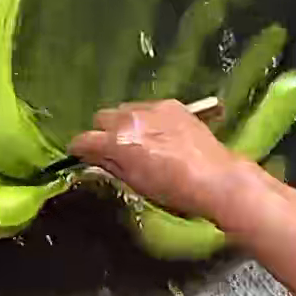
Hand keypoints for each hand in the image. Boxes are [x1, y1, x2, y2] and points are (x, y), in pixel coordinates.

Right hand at [68, 100, 261, 220]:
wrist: (216, 178)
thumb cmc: (174, 190)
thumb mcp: (135, 183)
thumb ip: (110, 166)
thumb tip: (94, 157)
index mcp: (118, 141)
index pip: (83, 139)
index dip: (80, 150)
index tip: (83, 156)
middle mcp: (132, 118)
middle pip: (102, 118)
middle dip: (103, 133)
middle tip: (115, 149)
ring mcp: (154, 108)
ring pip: (125, 109)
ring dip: (125, 123)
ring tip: (140, 140)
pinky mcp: (173, 104)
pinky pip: (149, 107)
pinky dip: (147, 118)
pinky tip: (160, 134)